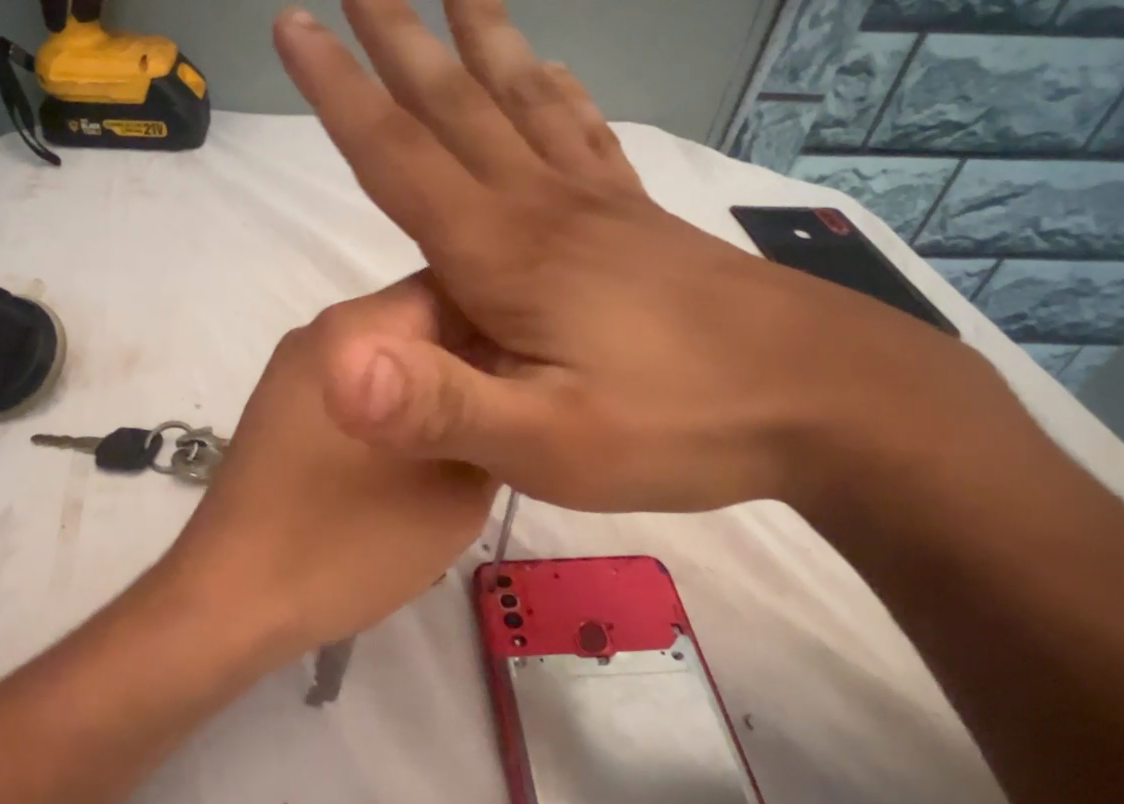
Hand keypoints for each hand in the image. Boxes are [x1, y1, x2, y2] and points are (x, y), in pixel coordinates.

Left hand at [154, 274, 496, 663]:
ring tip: (463, 452)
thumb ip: (491, 427)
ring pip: (388, 365)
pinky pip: (354, 395)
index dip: (514, 332)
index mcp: (361, 329)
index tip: (543, 382)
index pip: (463, 292)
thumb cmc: (350, 544)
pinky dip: (390, 418)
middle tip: (509, 423)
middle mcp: (320, 334)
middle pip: (422, 327)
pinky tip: (405, 470)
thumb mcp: (457, 491)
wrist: (234, 602)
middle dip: (471, 369)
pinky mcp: (275, 417)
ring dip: (430, 398)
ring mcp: (290, 376)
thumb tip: (502, 399)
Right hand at [273, 0, 1033, 514]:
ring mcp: (601, 209)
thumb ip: (438, 408)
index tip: (295, 24)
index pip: (401, 159)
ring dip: (479, 43)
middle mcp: (545, 210)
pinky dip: (557, 90)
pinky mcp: (641, 225)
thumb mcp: (545, 442)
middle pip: (457, 108)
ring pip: (523, 102)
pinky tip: (552, 72)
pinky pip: (586, 134)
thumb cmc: (676, 428)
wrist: (827, 400)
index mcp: (505, 255)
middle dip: (399, 39)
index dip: (341, 94)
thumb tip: (335, 370)